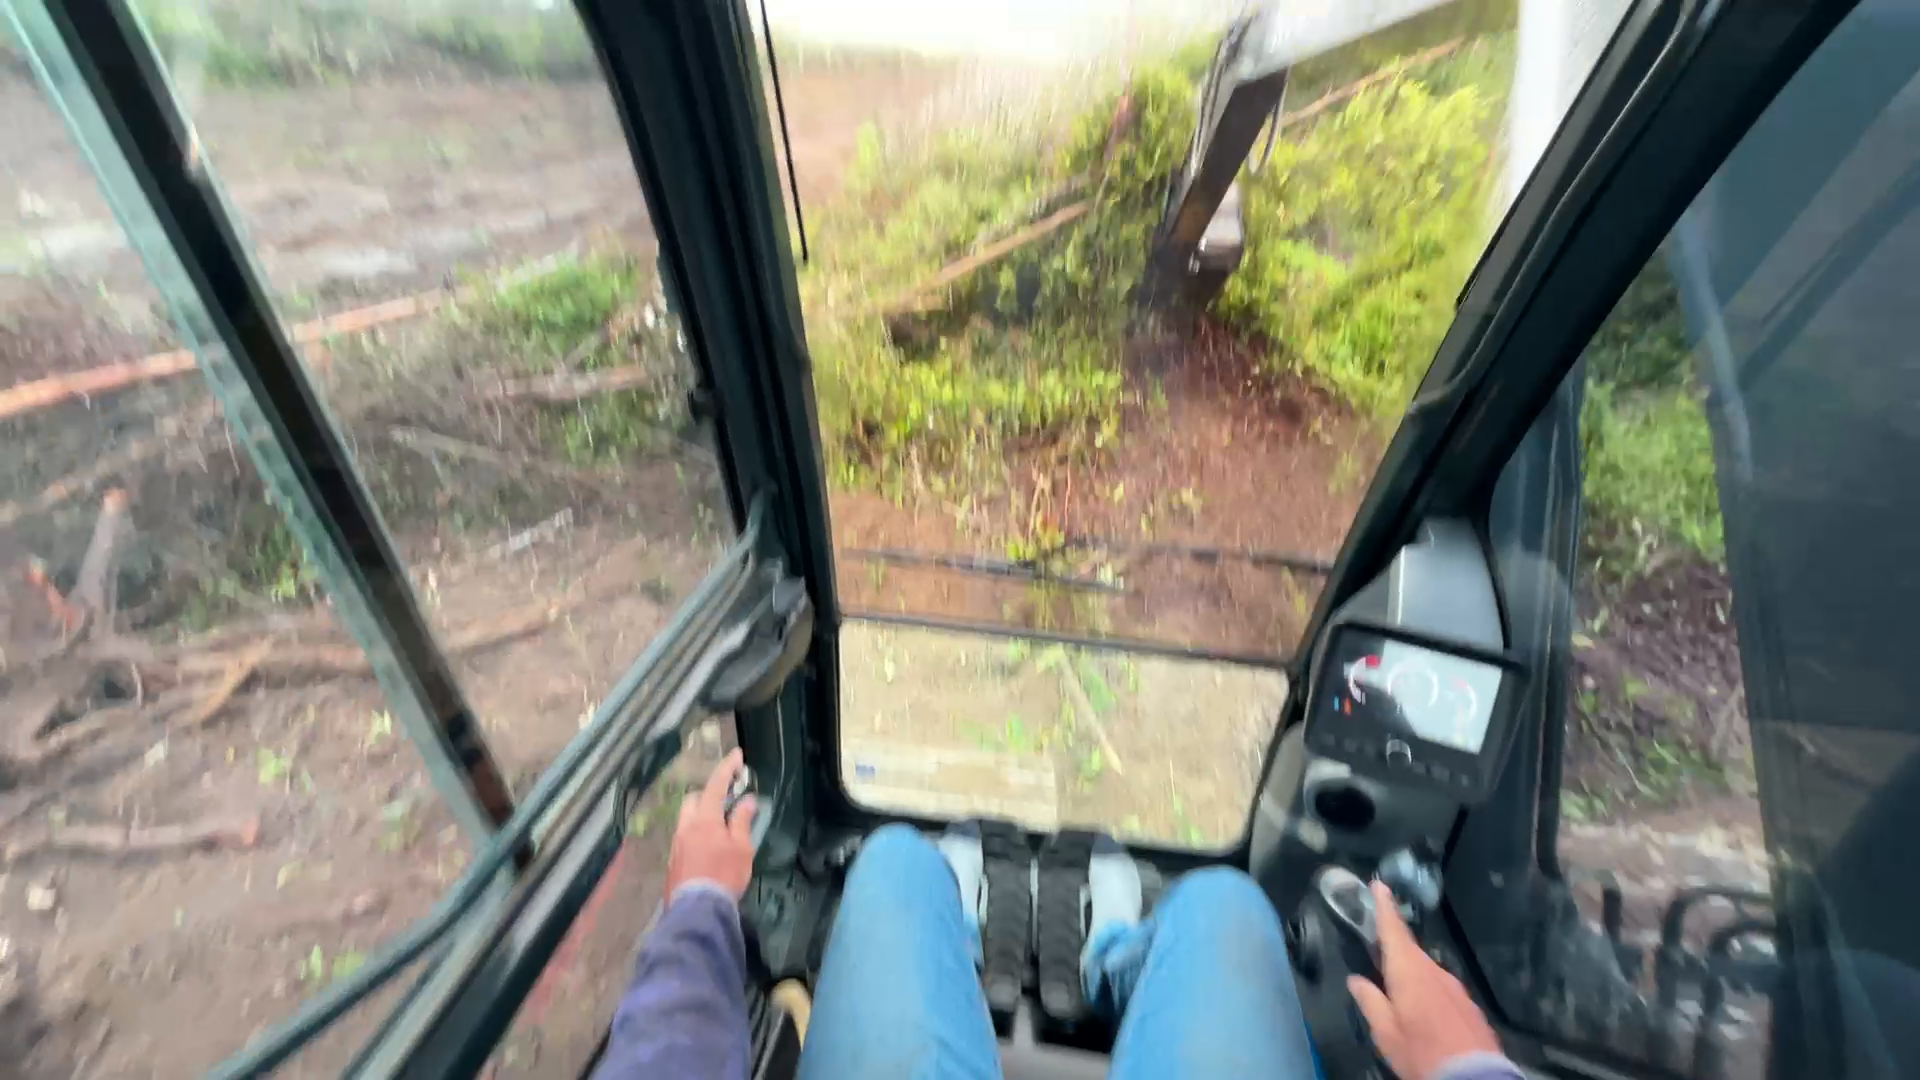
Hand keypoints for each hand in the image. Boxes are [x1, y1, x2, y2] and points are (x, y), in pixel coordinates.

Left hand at [664, 749, 757, 900]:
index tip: (737, 755)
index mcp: (704, 819)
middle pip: (693, 800)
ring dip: (702, 817)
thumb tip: (746, 800)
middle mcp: (685, 827)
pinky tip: (709, 850)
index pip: (716, 785)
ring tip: (720, 828)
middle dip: (709, 794)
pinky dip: (697, 836)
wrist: (697, 913)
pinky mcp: (673, 864)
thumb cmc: (724, 875)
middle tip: (728, 800)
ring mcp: (676, 846)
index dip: (727, 768)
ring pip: (687, 820)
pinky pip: (685, 839)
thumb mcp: (742, 847)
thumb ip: (742, 821)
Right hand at [1348, 880, 1502, 1079]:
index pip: (1393, 930)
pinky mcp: (1472, 1011)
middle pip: (1409, 952)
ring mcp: (1457, 991)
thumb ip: (1370, 1001)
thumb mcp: (1385, 1032)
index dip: (1384, 906)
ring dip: (1412, 976)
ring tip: (1400, 994)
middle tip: (1378, 954)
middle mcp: (1435, 973)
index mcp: (1409, 972)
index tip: (1379, 884)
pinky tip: (1426, 1015)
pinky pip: (1443, 991)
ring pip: (1427, 972)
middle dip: (1394, 949)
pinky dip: (1429, 994)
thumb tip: (1357, 980)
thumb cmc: (1423, 1054)